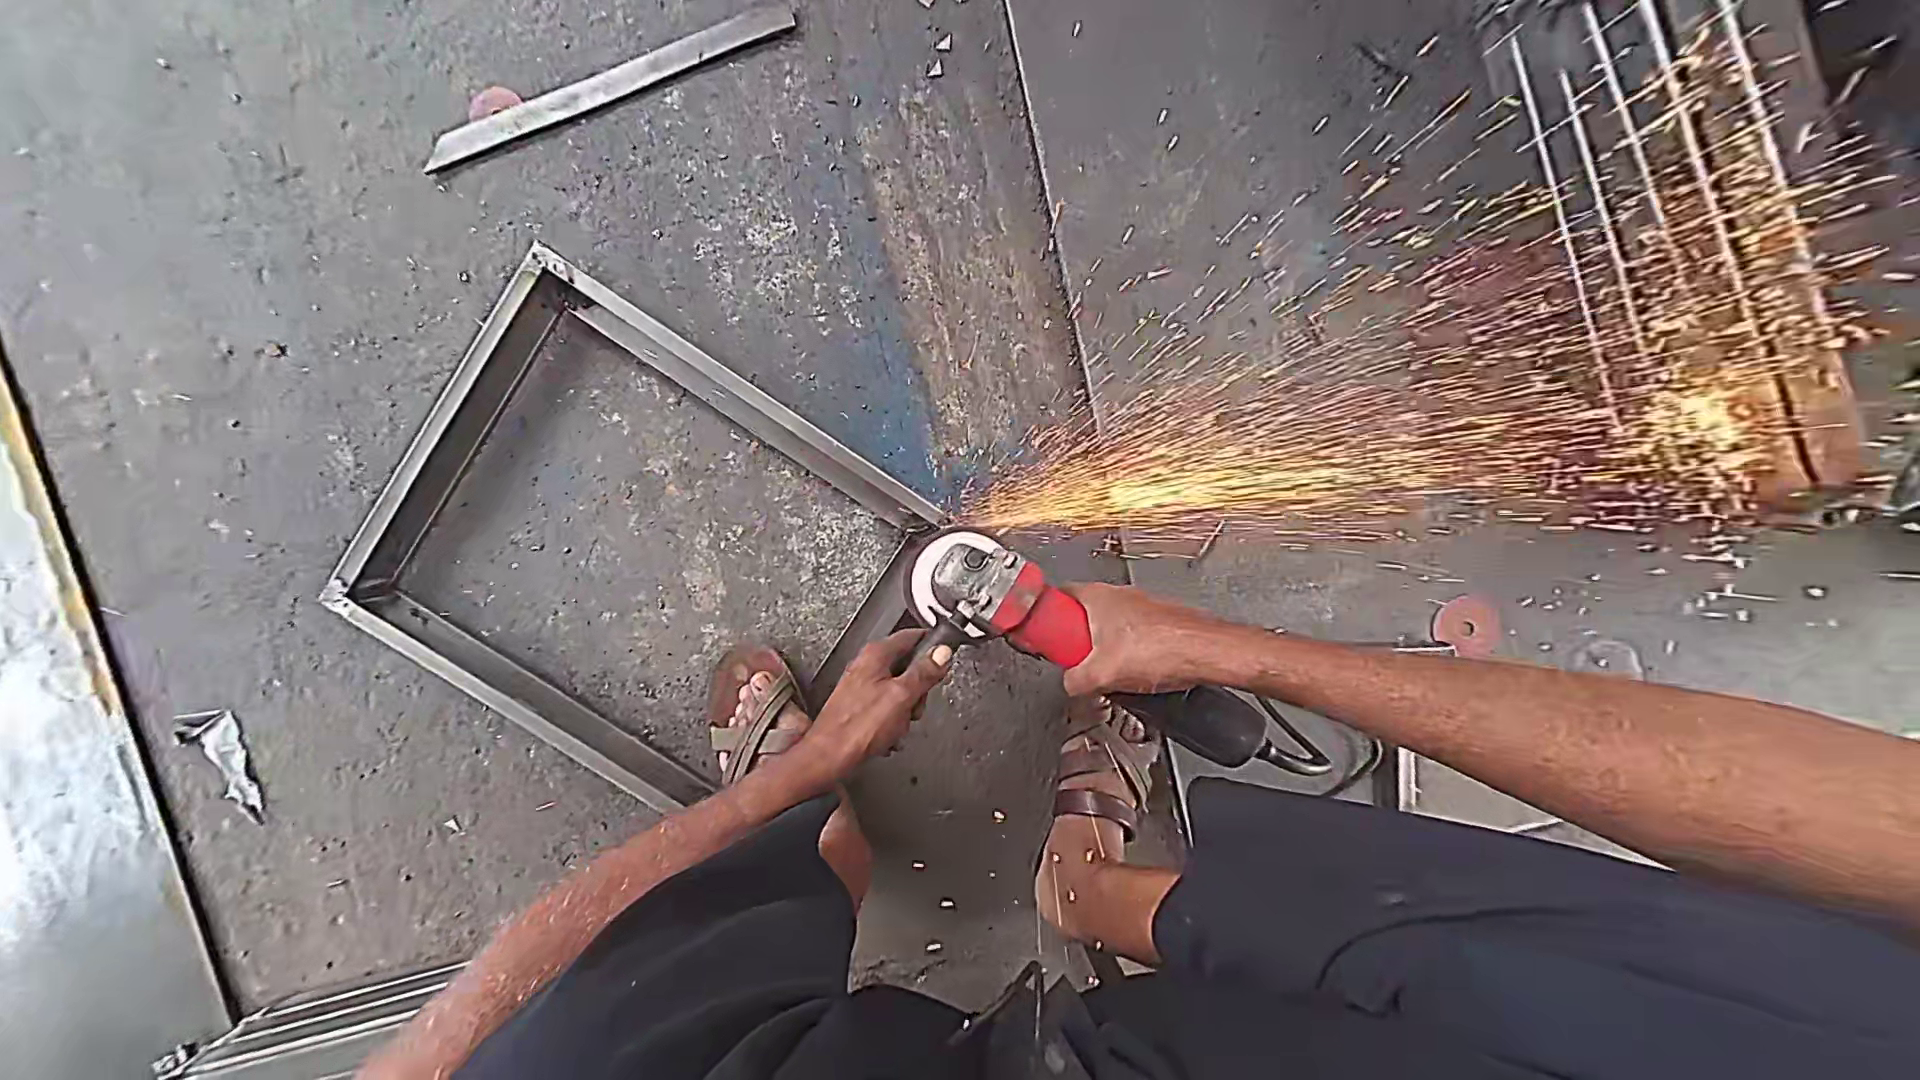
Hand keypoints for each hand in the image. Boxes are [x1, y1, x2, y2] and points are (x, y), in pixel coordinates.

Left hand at [794, 628, 952, 783]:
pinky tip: (888, 734)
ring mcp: (862, 685)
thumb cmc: (856, 728)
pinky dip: (893, 721)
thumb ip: (924, 672)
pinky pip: (888, 707)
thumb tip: (942, 652)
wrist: (828, 758)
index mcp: (876, 654)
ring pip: (900, 690)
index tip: (943, 661)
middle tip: (915, 705)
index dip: (932, 648)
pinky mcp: (860, 705)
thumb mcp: (902, 696)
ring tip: (898, 723)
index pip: (913, 636)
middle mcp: (867, 665)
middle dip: (919, 689)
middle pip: (909, 667)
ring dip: (906, 709)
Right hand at [1058, 583, 1234, 696]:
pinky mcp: (1158, 621)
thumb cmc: (1164, 649)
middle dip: (1077, 639)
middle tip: (1077, 660)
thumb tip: (1068, 685)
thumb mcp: (1101, 674)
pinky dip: (1127, 651)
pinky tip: (1135, 671)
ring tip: (1109, 670)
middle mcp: (1118, 594)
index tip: (1045, 633)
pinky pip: (1131, 634)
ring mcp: (1140, 606)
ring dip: (1104, 647)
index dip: (1047, 615)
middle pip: (1083, 613)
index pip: (1059, 595)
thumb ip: (1074, 681)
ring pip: (1109, 625)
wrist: (1209, 652)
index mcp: (1097, 596)